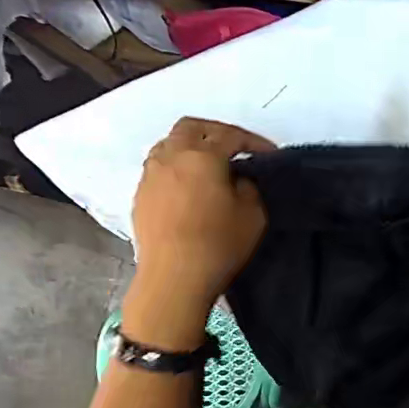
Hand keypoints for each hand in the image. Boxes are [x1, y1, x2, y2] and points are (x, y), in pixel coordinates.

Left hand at [122, 118, 274, 349]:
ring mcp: (150, 176)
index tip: (269, 152)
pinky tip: (187, 186)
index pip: (231, 135)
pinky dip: (176, 167)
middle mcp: (171, 157)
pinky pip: (158, 168)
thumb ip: (249, 187)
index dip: (253, 141)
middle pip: (191, 128)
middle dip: (215, 132)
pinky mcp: (140, 196)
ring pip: (168, 144)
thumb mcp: (253, 215)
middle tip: (234, 147)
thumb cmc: (218, 245)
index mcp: (202, 156)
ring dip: (190, 147)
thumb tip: (236, 179)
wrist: (173, 279)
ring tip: (207, 164)